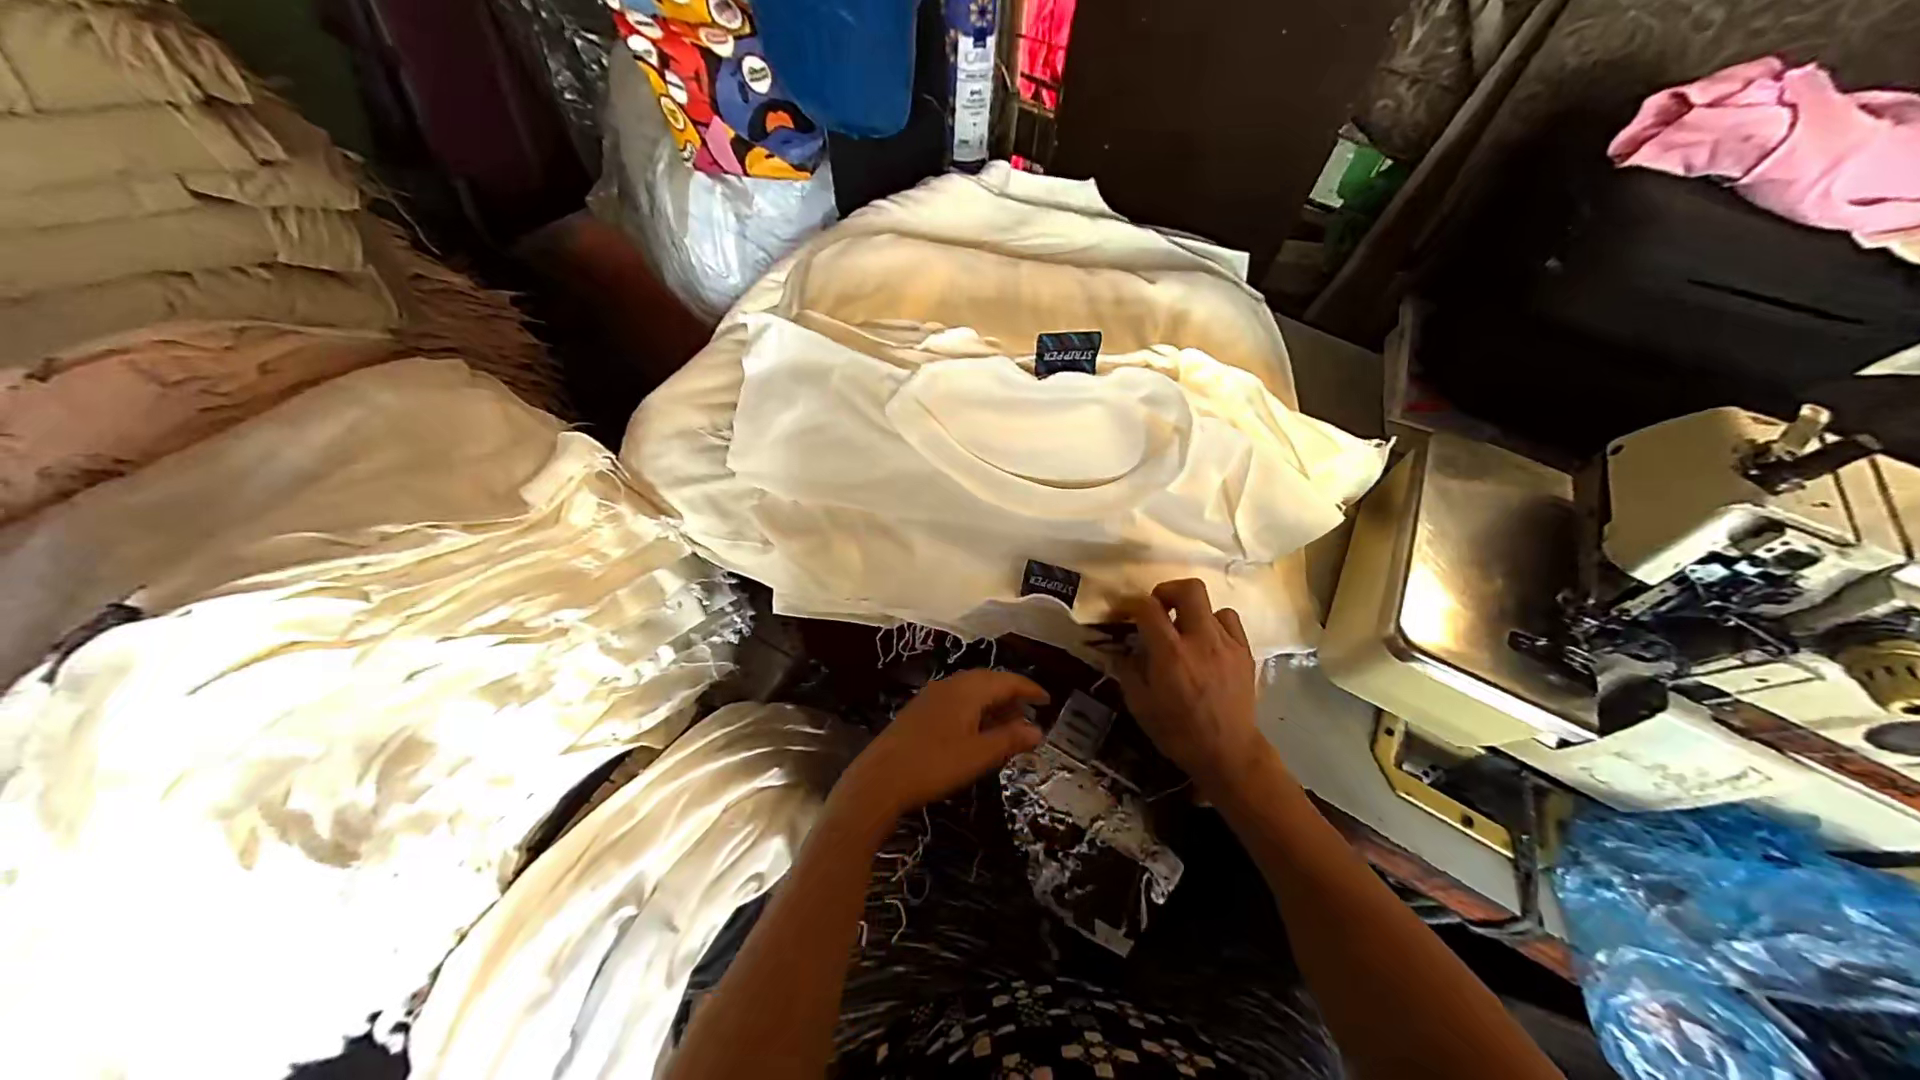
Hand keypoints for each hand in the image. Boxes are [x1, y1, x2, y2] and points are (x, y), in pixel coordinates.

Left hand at [835, 670, 1048, 823]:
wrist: (879, 779)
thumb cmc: (934, 765)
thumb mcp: (979, 755)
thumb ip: (1010, 740)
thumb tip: (1038, 729)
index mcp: (967, 690)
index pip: (1006, 680)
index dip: (1029, 689)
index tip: (1048, 699)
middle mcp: (950, 685)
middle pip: (988, 682)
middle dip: (1011, 696)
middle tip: (1030, 714)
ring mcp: (931, 697)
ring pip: (971, 692)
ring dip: (993, 705)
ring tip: (1009, 725)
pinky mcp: (919, 712)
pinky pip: (957, 702)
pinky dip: (975, 711)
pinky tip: (977, 732)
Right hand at [1111, 579, 1270, 798]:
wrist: (1228, 753)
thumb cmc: (1177, 732)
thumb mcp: (1139, 703)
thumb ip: (1128, 669)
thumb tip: (1122, 647)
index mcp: (1170, 653)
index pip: (1148, 608)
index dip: (1133, 605)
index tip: (1127, 614)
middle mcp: (1200, 640)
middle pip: (1188, 589)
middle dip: (1168, 591)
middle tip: (1159, 609)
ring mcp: (1227, 644)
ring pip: (1211, 604)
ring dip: (1193, 612)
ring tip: (1185, 632)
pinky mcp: (1245, 653)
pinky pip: (1229, 621)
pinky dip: (1215, 624)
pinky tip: (1208, 643)